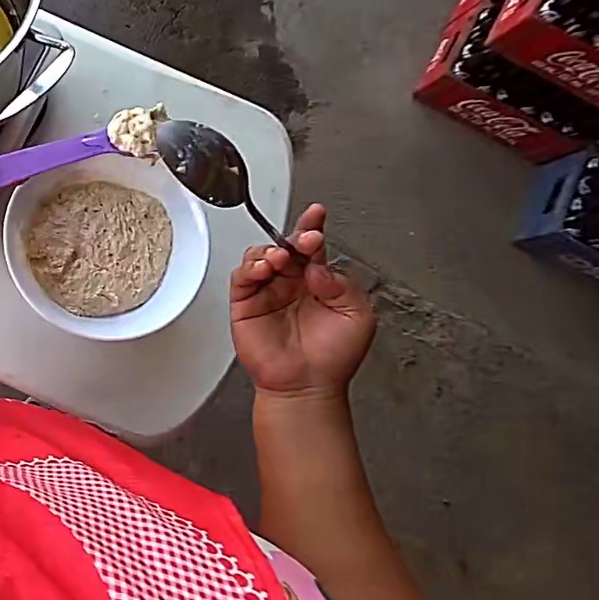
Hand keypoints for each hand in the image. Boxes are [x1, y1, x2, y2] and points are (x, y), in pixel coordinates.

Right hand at [229, 204, 374, 400]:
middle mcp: (291, 283)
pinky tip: (263, 269)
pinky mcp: (245, 304)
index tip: (317, 214)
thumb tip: (318, 267)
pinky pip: (241, 277)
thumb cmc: (333, 357)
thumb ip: (342, 285)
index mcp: (318, 283)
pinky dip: (249, 268)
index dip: (313, 228)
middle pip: (285, 247)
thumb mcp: (357, 316)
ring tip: (281, 259)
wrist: (306, 384)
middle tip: (304, 241)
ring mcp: (267, 292)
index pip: (313, 249)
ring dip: (269, 251)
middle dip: (293, 238)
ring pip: (259, 257)